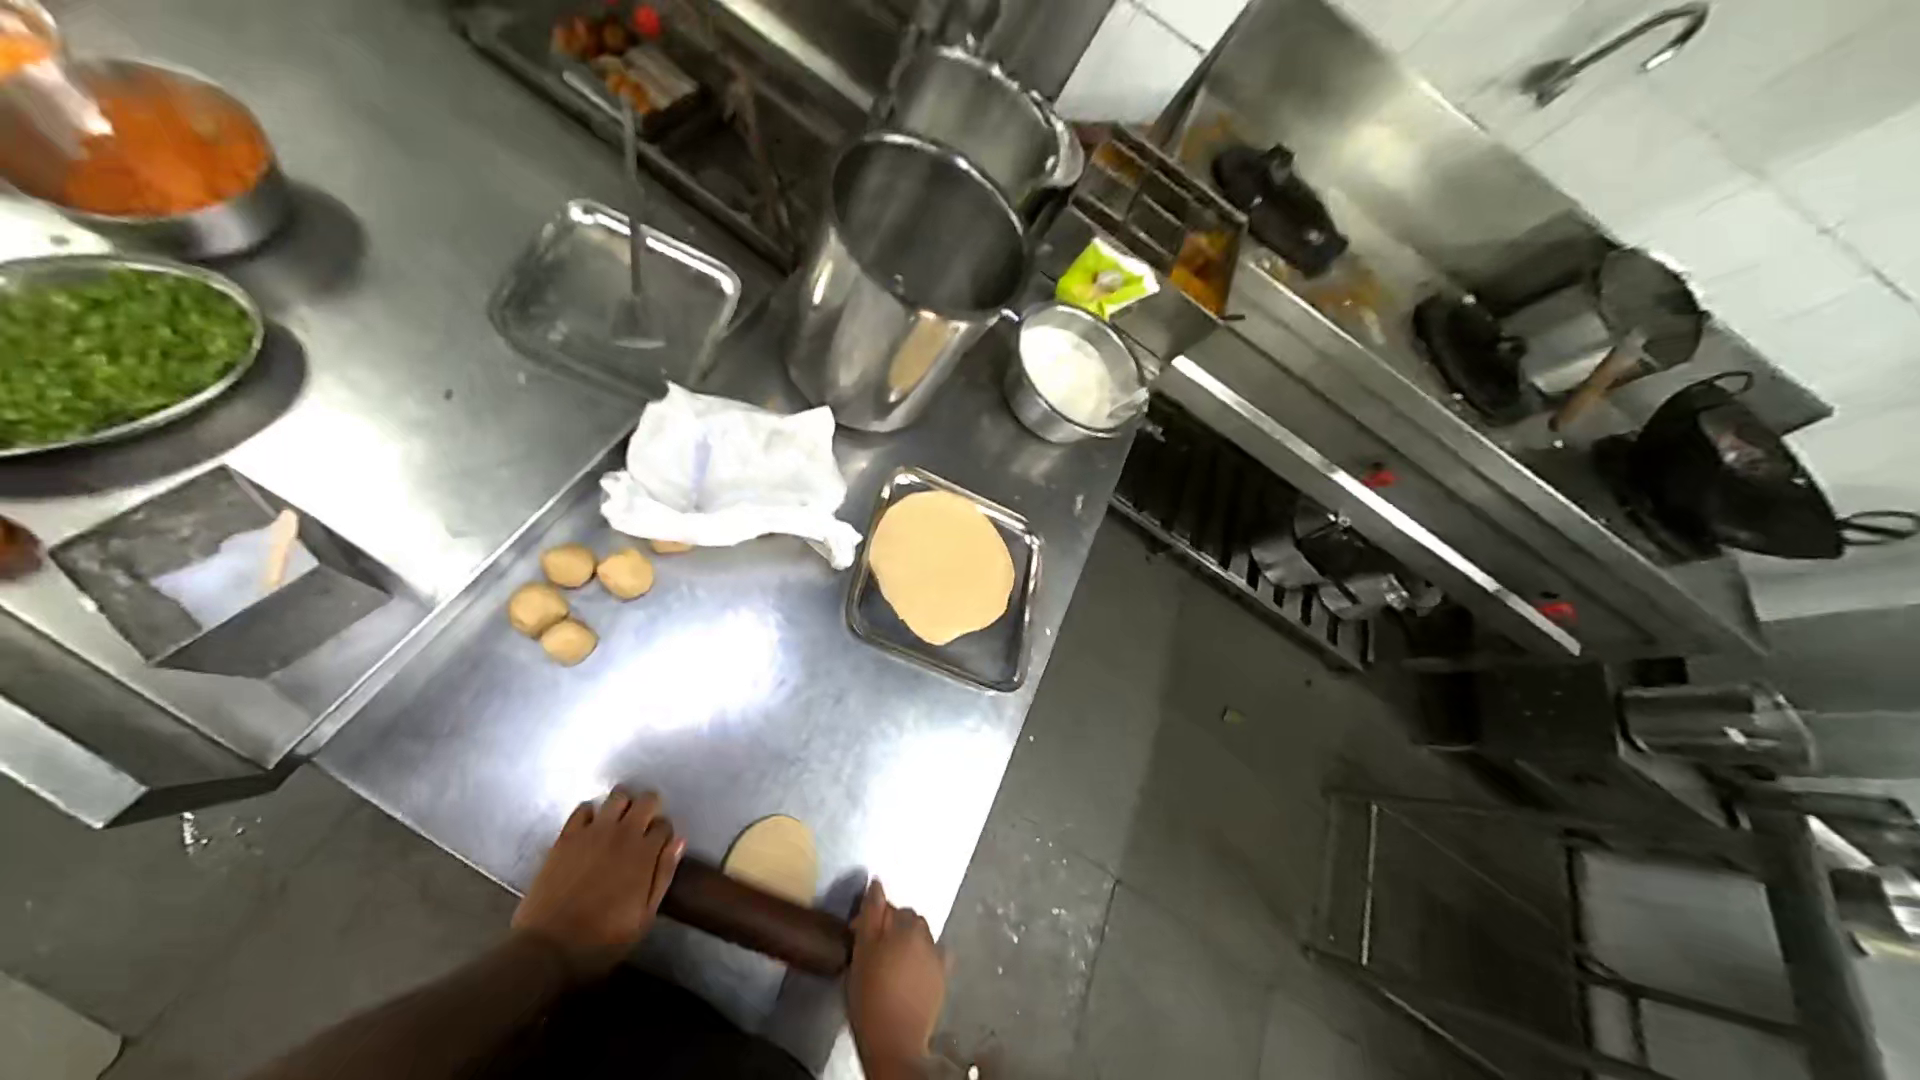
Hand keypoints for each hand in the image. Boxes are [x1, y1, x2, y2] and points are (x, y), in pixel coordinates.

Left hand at [511, 786, 683, 978]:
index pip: (665, 824)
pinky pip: (583, 808)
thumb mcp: (644, 917)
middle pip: (646, 800)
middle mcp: (623, 834)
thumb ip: (664, 876)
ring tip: (618, 821)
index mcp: (645, 854)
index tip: (657, 847)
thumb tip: (678, 841)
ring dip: (623, 804)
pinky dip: (591, 812)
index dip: (663, 834)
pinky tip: (591, 827)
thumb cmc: (602, 939)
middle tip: (642, 826)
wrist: (547, 950)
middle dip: (650, 808)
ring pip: (617, 796)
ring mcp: (593, 833)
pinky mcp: (566, 837)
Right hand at [847, 878, 946, 1076]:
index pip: (889, 908)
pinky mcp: (943, 977)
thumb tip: (877, 882)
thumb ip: (870, 913)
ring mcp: (938, 955)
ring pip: (919, 938)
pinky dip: (922, 959)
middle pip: (907, 921)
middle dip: (892, 929)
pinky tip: (911, 974)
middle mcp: (927, 933)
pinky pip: (933, 957)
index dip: (872, 920)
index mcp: (906, 923)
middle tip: (873, 952)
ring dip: (907, 943)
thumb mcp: (862, 950)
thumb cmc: (871, 994)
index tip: (857, 936)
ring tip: (891, 965)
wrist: (895, 1040)